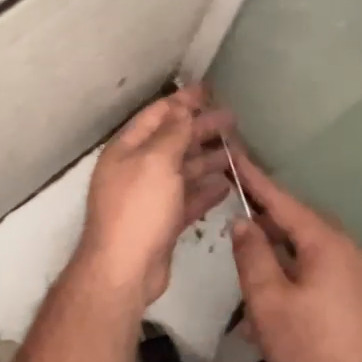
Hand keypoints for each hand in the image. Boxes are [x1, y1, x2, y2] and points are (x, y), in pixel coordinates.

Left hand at [74, 88, 235, 305]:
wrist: (124, 269)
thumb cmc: (138, 209)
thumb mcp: (156, 162)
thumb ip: (172, 134)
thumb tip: (182, 109)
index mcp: (127, 150)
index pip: (157, 116)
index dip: (182, 101)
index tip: (209, 91)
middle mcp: (136, 170)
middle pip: (172, 142)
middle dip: (200, 129)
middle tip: (233, 120)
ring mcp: (149, 198)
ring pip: (182, 171)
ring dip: (208, 159)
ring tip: (238, 150)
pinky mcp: (162, 223)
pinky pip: (187, 199)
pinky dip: (206, 190)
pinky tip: (227, 184)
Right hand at [229, 149, 361, 361]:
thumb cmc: (312, 347)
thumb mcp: (268, 301)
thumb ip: (252, 256)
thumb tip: (243, 222)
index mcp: (325, 242)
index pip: (283, 200)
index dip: (255, 179)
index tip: (233, 155)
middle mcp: (346, 250)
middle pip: (297, 224)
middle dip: (264, 222)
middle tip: (232, 217)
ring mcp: (355, 276)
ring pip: (305, 253)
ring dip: (274, 258)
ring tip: (246, 270)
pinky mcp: (356, 300)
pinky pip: (315, 275)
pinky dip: (289, 279)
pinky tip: (268, 308)